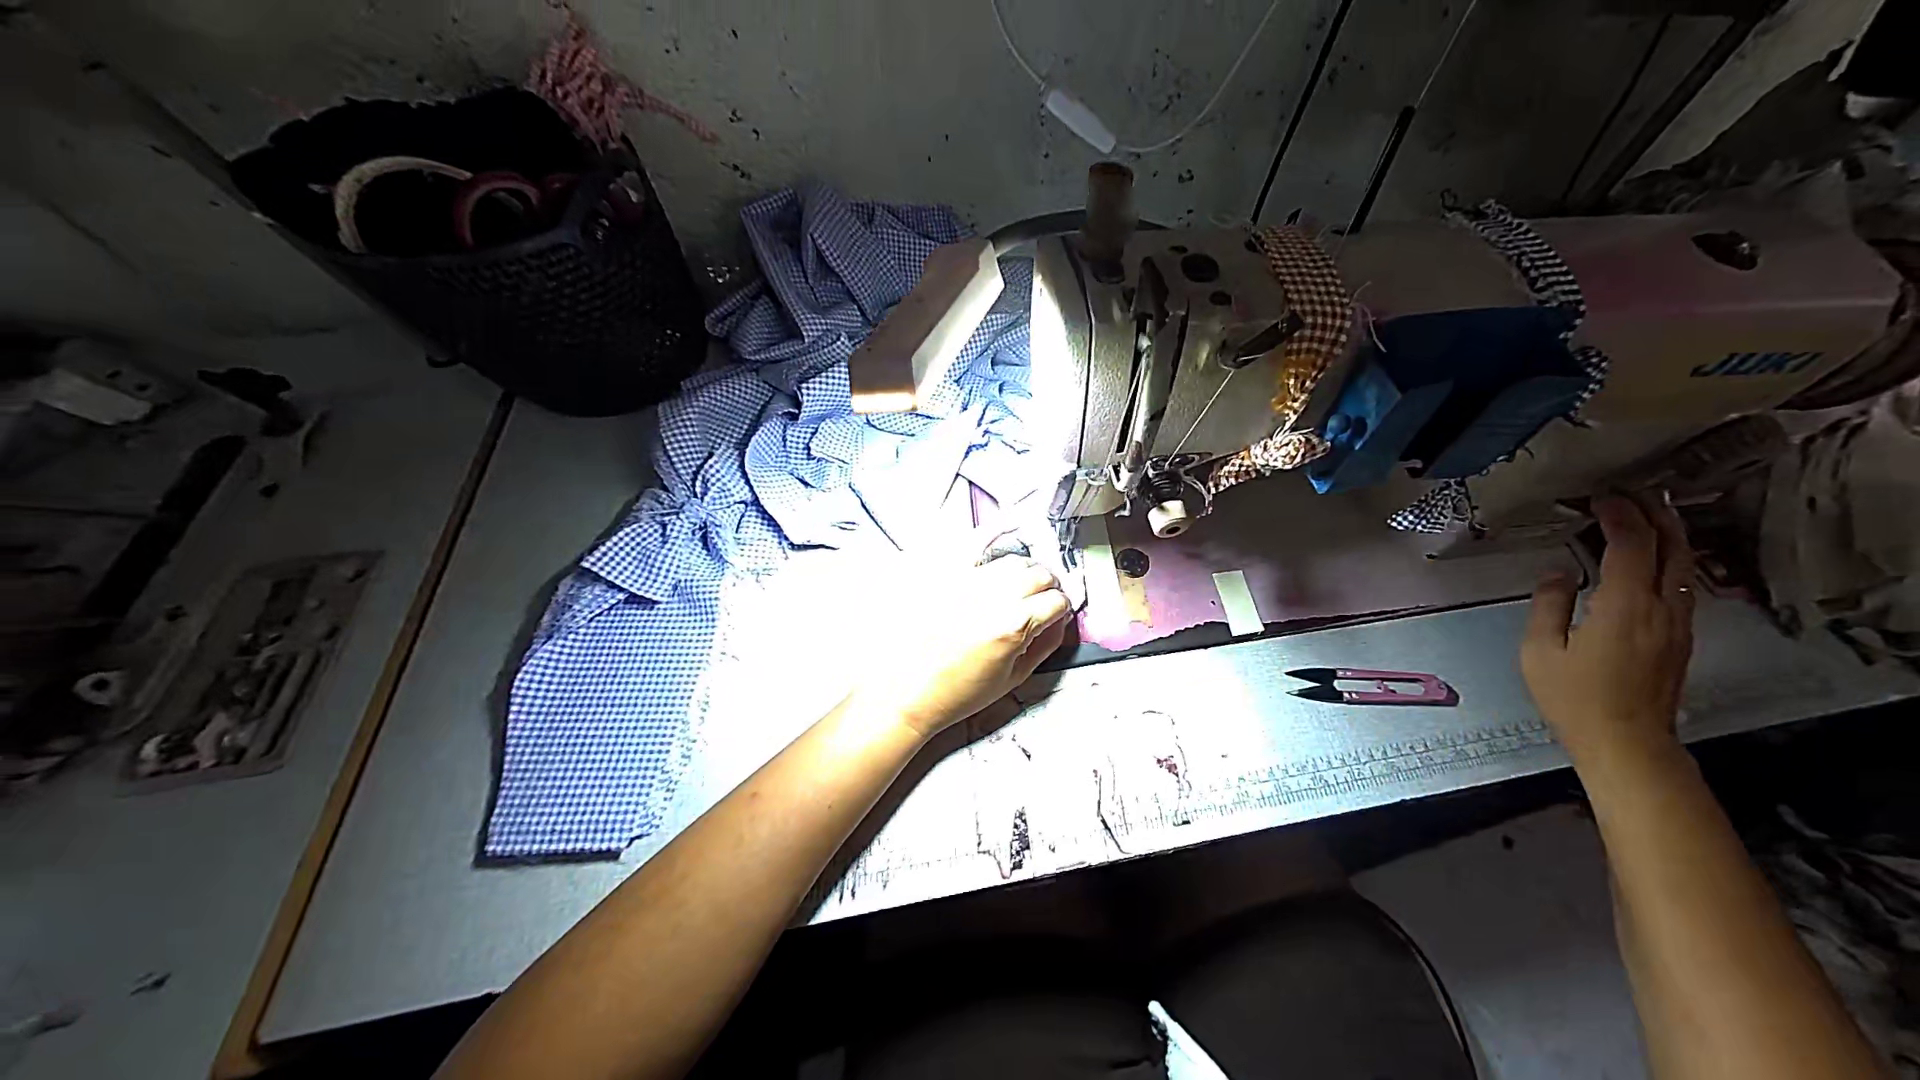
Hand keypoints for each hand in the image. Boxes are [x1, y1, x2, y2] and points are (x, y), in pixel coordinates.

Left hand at [853, 555, 1072, 740]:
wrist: (909, 690)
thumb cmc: (954, 691)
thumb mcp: (1013, 678)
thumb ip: (1044, 645)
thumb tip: (1057, 624)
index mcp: (1012, 626)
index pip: (1057, 601)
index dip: (1062, 610)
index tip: (1056, 616)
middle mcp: (992, 597)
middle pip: (1040, 573)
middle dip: (1049, 587)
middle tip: (1043, 601)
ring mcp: (968, 584)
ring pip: (1013, 560)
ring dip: (1024, 572)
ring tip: (1019, 590)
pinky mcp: (947, 578)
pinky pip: (977, 553)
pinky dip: (992, 561)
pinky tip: (992, 574)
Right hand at [1521, 493, 1695, 772]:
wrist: (1627, 742)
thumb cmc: (1574, 698)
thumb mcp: (1541, 651)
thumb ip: (1549, 606)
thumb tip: (1560, 575)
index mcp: (1626, 607)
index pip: (1632, 546)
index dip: (1620, 516)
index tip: (1601, 498)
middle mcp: (1664, 609)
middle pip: (1673, 549)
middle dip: (1656, 515)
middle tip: (1633, 494)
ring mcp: (1679, 624)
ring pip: (1686, 565)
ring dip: (1669, 535)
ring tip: (1648, 515)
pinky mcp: (1680, 637)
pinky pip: (1683, 584)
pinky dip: (1670, 559)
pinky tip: (1653, 558)